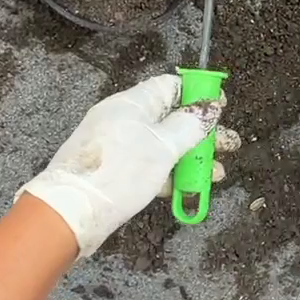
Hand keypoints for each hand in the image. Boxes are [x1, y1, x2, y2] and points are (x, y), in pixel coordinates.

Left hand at [20, 75, 226, 257]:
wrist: (70, 213)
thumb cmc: (118, 172)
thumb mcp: (162, 147)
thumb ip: (190, 126)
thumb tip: (210, 107)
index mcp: (132, 104)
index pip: (170, 86)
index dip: (198, 92)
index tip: (222, 105)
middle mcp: (126, 120)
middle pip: (172, 118)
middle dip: (203, 132)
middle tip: (229, 145)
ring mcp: (121, 147)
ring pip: (165, 146)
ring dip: (193, 158)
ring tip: (217, 173)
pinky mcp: (118, 173)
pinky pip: (152, 166)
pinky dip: (173, 174)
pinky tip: (192, 188)